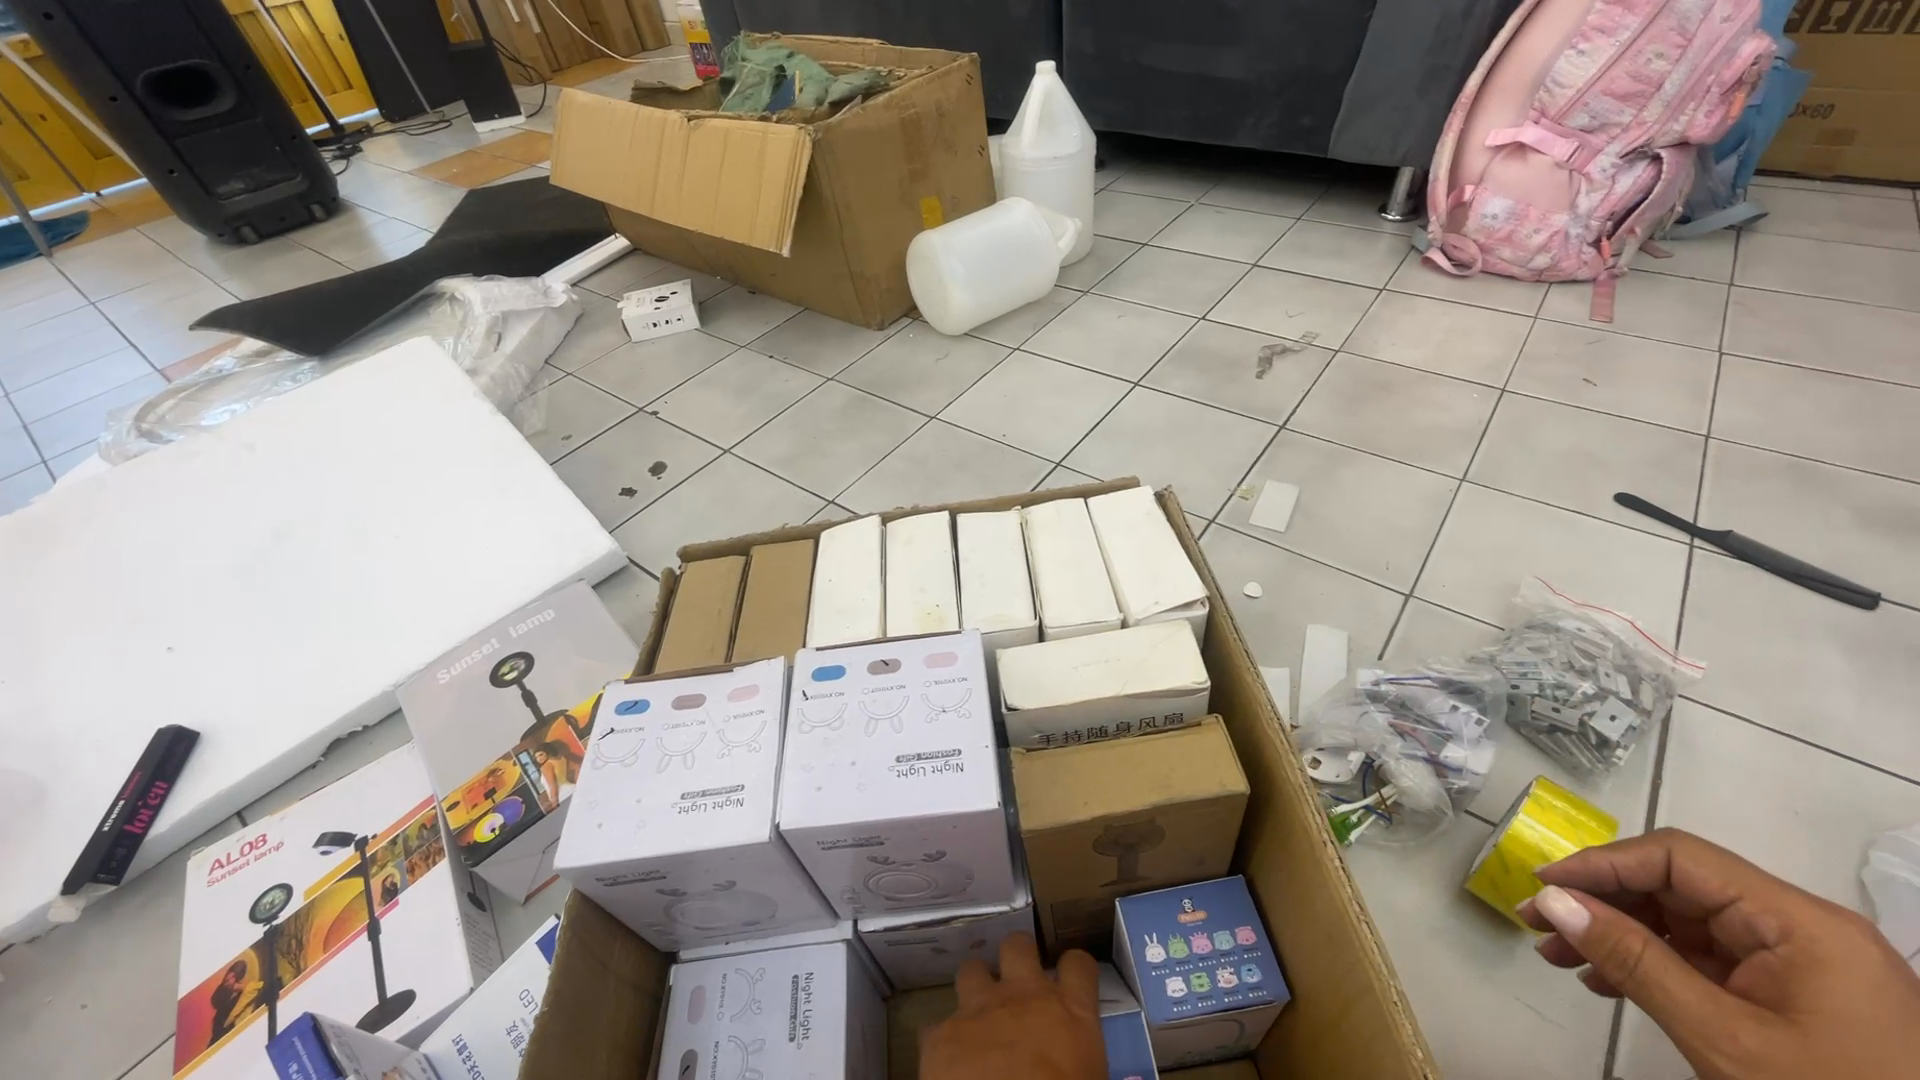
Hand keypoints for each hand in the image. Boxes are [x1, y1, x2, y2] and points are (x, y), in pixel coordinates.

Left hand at [920, 933, 1105, 1079]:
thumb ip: (1081, 1051)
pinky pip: (938, 1026)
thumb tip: (1091, 1062)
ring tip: (979, 1013)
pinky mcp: (942, 1033)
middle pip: (1017, 946)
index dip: (1074, 967)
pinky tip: (952, 1060)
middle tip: (1018, 979)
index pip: (1078, 964)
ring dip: (976, 988)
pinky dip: (947, 1041)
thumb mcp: (1090, 1076)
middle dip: (1017, 956)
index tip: (1070, 978)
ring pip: (971, 970)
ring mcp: (978, 1009)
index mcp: (1068, 1011)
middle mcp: (1023, 996)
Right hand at [1521, 827, 1919, 1079]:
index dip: (1601, 864)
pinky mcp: (1792, 995)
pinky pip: (1705, 959)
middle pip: (1677, 886)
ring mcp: (1799, 963)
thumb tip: (1553, 900)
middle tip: (1536, 923)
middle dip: (1601, 902)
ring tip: (1557, 956)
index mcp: (1799, 922)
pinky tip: (1606, 982)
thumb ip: (1634, 961)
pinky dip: (1651, 964)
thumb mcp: (1721, 1037)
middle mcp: (1801, 927)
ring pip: (1683, 922)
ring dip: (1616, 934)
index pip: (1678, 858)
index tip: (1542, 886)